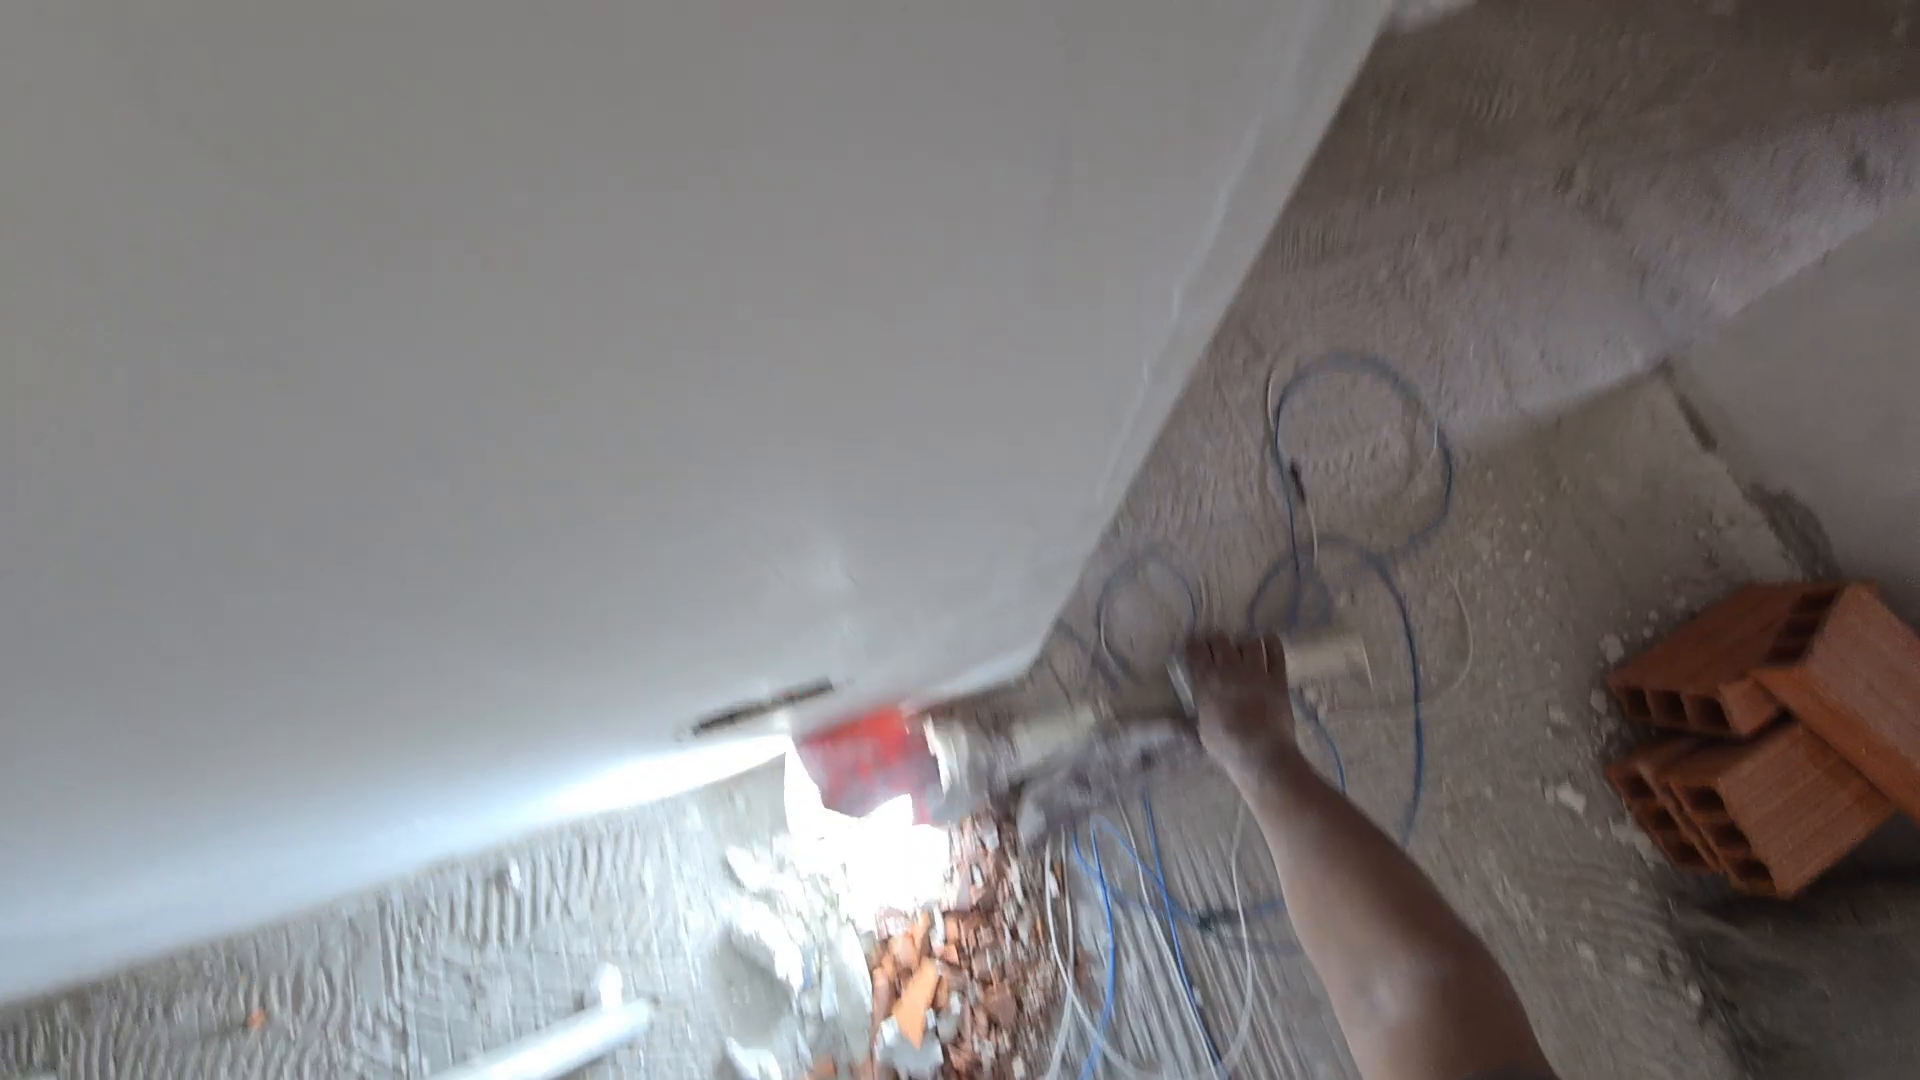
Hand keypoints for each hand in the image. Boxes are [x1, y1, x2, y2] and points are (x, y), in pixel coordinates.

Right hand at [1182, 633, 1298, 774]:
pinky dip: (1272, 644)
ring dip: (1244, 645)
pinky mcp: (1277, 679)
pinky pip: (1276, 654)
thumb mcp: (1201, 730)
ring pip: (1249, 643)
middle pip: (1221, 640)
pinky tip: (1269, 641)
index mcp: (1206, 680)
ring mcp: (1256, 672)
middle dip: (1217, 641)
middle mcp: (1229, 669)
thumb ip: (1194, 714)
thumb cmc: (1226, 745)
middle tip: (1218, 649)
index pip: (1196, 649)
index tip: (1196, 649)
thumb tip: (1175, 718)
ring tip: (1244, 651)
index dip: (1195, 646)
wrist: (1261, 753)